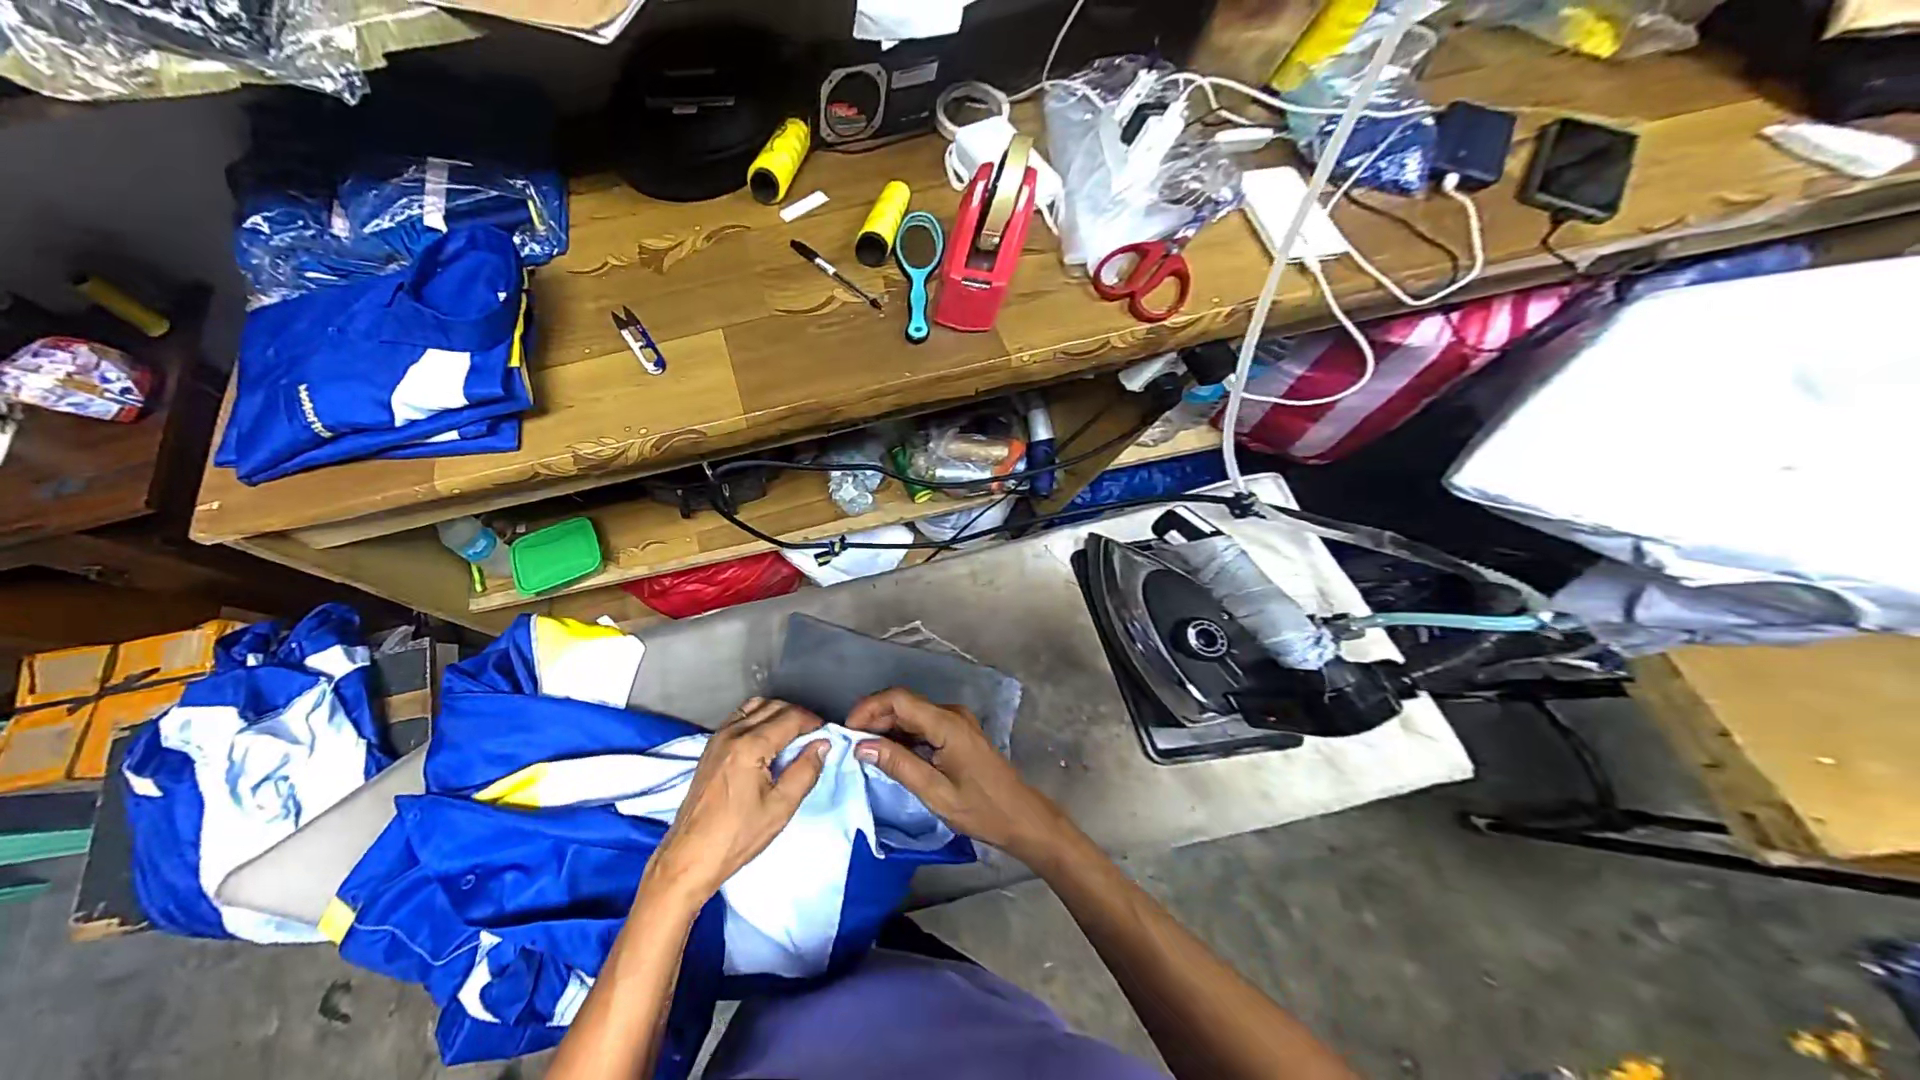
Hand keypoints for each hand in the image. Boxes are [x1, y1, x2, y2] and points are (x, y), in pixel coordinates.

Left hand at [640, 698, 828, 912]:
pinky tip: (767, 740)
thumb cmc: (737, 835)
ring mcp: (717, 738)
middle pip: (773, 707)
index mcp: (750, 746)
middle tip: (813, 736)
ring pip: (755, 707)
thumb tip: (822, 744)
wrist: (690, 856)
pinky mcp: (710, 748)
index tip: (826, 735)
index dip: (813, 722)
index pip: (791, 718)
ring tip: (792, 736)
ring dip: (777, 713)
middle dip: (798, 715)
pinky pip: (740, 717)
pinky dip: (758, 718)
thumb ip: (805, 770)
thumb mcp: (781, 807)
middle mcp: (732, 733)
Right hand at [846, 688, 1073, 863]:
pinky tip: (889, 754)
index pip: (899, 699)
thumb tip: (862, 746)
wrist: (1021, 816)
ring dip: (887, 727)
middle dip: (874, 719)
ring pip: (912, 714)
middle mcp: (952, 714)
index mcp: (947, 724)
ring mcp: (957, 722)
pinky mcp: (958, 733)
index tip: (847, 731)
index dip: (869, 709)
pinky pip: (924, 725)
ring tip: (864, 751)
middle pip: (904, 704)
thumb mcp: (934, 792)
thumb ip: (898, 765)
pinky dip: (903, 735)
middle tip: (851, 745)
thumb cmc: (981, 809)